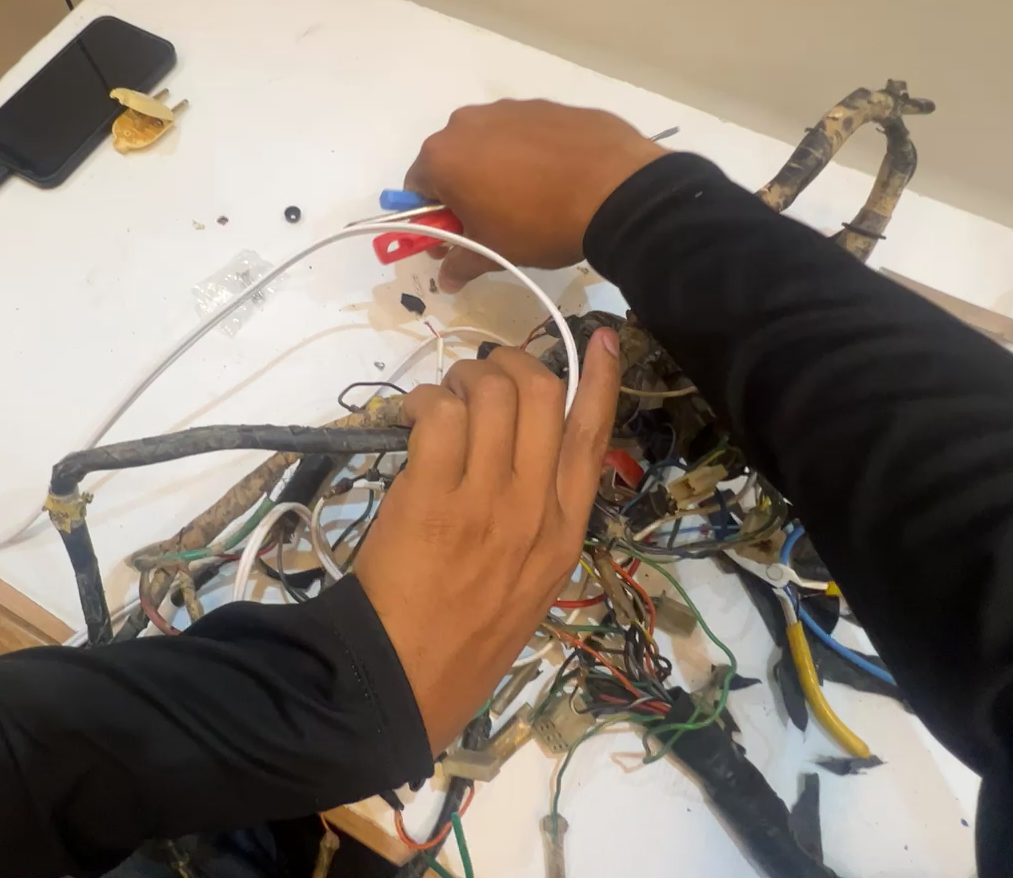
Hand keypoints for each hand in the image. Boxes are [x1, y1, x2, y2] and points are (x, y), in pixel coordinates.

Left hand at [354, 337, 621, 753]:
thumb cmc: (469, 627)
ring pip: (489, 393)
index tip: (604, 337)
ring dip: (460, 380)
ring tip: (440, 403)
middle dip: (508, 365)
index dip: (601, 378)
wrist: (408, 676)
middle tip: (477, 375)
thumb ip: (537, 507)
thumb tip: (519, 437)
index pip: (595, 436)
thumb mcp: (531, 574)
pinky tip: (411, 419)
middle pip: (541, 394)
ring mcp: (485, 501)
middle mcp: (535, 506)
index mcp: (566, 527)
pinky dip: (424, 401)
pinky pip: (440, 416)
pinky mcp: (432, 499)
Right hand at [405, 100, 665, 291]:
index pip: (415, 188)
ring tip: (529, 200)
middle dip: (462, 190)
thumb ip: (461, 263)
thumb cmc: (537, 224)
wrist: (617, 190)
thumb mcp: (493, 252)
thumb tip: (447, 280)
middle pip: (450, 161)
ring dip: (494, 169)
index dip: (431, 218)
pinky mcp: (547, 105)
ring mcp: (509, 108)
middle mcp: (466, 122)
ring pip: (487, 144)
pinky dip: (528, 153)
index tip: (454, 237)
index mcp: (442, 156)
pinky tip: (554, 179)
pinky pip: (523, 133)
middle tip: (490, 222)